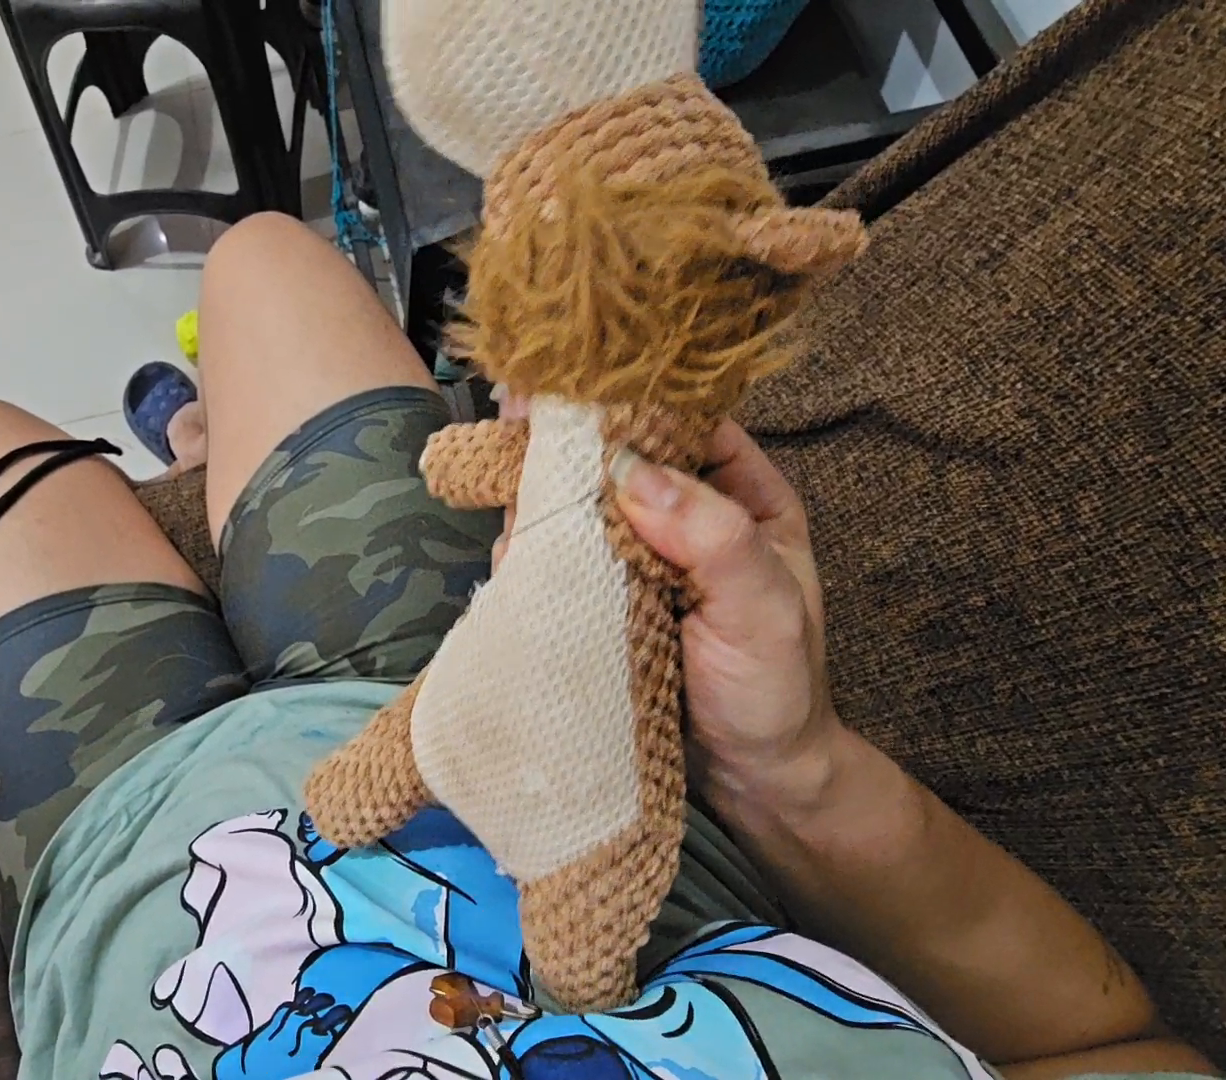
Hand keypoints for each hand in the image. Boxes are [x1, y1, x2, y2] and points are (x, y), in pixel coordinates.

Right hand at [489, 417, 840, 808]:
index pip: (681, 427)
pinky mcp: (595, 594)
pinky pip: (555, 557)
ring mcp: (631, 555)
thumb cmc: (774, 688)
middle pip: (614, 459)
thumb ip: (712, 536)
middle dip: (564, 443)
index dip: (627, 402)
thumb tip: (629, 470)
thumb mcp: (763, 608)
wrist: (747, 771)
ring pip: (576, 505)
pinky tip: (510, 550)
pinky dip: (528, 549)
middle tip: (512, 420)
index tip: (570, 389)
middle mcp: (677, 515)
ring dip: (537, 494)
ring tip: (496, 481)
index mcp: (737, 497)